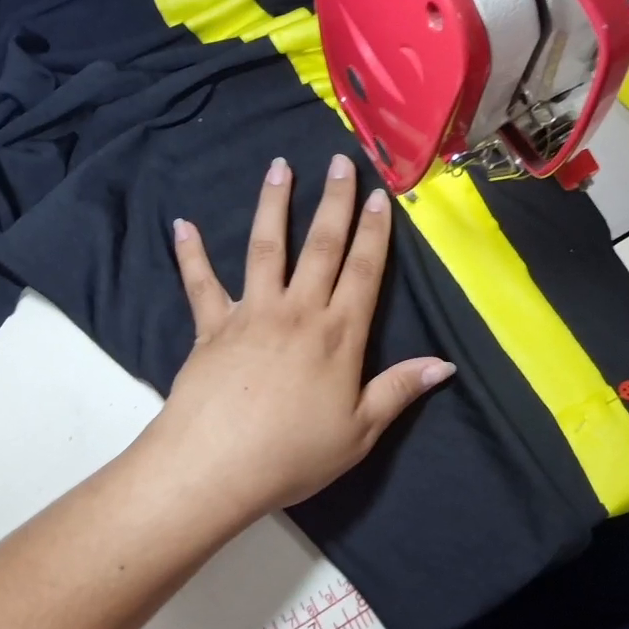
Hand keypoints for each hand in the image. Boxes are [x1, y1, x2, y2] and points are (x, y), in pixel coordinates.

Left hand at [147, 155, 454, 520]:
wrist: (215, 467)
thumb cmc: (293, 453)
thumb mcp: (360, 431)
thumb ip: (399, 390)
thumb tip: (446, 364)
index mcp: (338, 334)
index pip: (363, 271)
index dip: (374, 232)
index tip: (379, 196)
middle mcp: (298, 311)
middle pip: (321, 246)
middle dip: (334, 202)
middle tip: (340, 161)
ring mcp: (252, 313)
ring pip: (266, 247)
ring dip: (274, 204)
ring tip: (280, 167)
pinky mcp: (211, 326)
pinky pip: (200, 284)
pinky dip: (191, 254)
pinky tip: (182, 225)